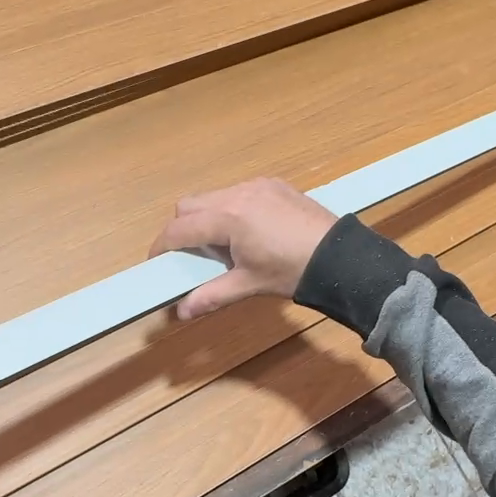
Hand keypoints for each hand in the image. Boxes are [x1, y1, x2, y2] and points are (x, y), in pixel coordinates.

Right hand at [149, 177, 336, 320]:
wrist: (338, 257)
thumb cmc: (292, 271)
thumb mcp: (249, 284)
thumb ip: (212, 294)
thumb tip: (182, 311)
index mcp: (228, 218)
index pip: (179, 229)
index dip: (162, 246)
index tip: (157, 262)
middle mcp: (237, 194)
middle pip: (190, 205)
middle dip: (183, 228)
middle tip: (194, 255)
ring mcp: (257, 185)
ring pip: (214, 195)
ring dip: (207, 217)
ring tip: (224, 245)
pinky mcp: (274, 184)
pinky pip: (239, 191)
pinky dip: (231, 208)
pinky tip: (248, 232)